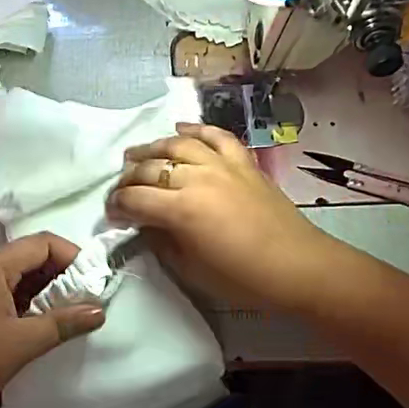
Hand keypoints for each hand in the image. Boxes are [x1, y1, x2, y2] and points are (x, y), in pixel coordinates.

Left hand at [0, 233, 106, 407]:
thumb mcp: (21, 343)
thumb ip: (63, 323)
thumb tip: (99, 310)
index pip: (43, 243)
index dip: (73, 256)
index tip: (96, 281)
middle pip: (35, 259)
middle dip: (66, 276)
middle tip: (91, 301)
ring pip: (27, 282)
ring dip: (53, 295)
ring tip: (77, 317)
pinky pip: (16, 301)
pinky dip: (37, 309)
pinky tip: (53, 329)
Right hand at [109, 124, 344, 309]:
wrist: (297, 267)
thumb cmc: (242, 278)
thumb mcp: (191, 270)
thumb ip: (162, 242)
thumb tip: (146, 225)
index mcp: (181, 209)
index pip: (135, 198)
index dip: (117, 205)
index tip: (111, 214)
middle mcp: (197, 178)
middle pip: (151, 168)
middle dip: (128, 178)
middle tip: (121, 189)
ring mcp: (222, 165)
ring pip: (178, 144)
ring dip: (153, 147)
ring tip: (138, 154)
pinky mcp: (243, 163)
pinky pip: (216, 136)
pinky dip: (197, 129)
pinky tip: (182, 129)